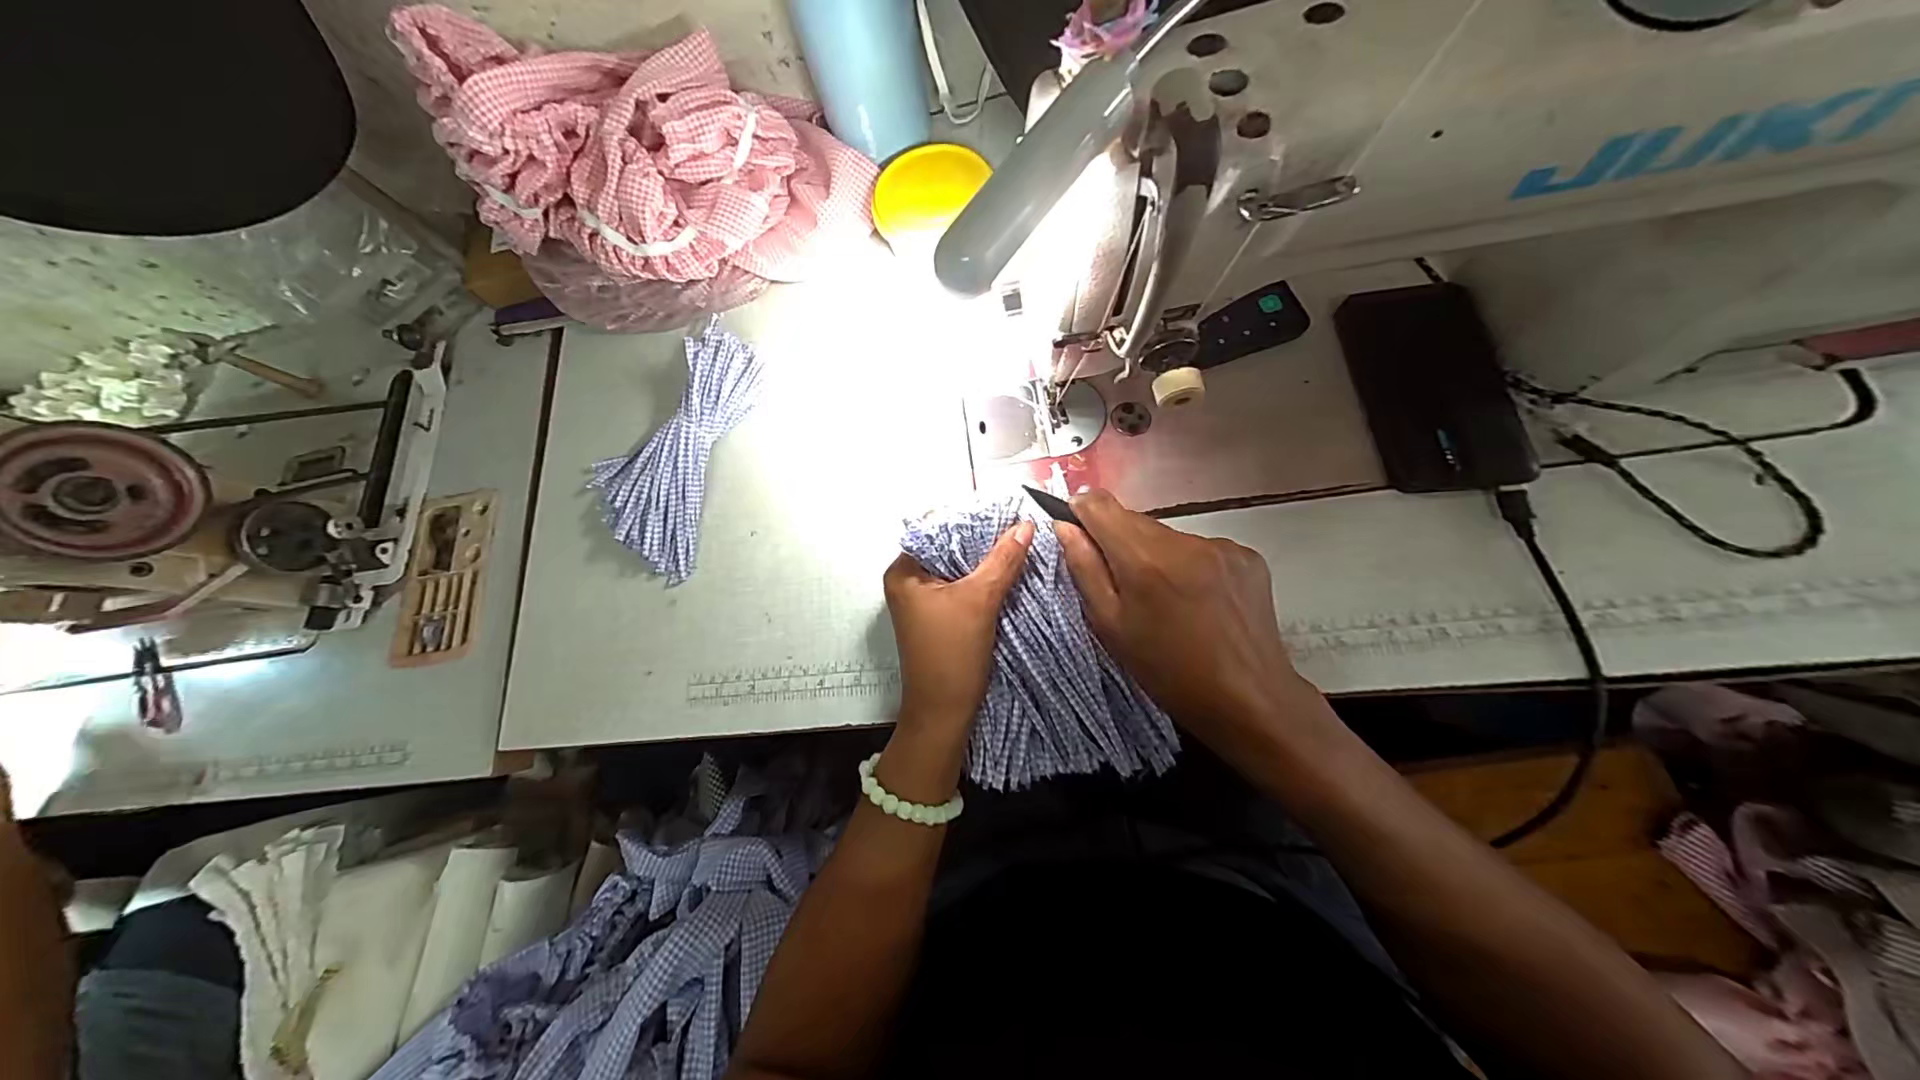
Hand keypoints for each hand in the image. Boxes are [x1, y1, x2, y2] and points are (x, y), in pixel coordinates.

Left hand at [883, 520, 1034, 726]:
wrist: (945, 713)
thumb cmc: (952, 655)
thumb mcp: (980, 600)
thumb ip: (1003, 559)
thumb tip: (1025, 525)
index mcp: (903, 571)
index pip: (937, 529)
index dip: (971, 518)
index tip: (1005, 512)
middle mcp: (908, 582)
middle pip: (949, 548)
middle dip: (983, 541)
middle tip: (1018, 529)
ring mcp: (924, 601)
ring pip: (960, 569)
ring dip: (986, 562)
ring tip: (1019, 547)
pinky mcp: (940, 617)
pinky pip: (964, 588)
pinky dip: (984, 582)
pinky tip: (1010, 574)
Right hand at [1056, 489, 1316, 755]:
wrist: (1247, 699)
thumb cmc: (1168, 672)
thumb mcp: (1111, 627)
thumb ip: (1085, 569)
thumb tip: (1066, 527)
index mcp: (1144, 561)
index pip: (1100, 504)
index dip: (1082, 510)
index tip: (1077, 526)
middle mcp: (1184, 542)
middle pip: (1135, 521)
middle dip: (1121, 543)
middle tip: (1124, 585)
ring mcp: (1221, 546)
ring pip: (1168, 536)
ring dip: (1157, 556)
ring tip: (1166, 600)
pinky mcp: (1246, 556)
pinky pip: (1201, 548)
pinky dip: (1190, 565)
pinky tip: (1197, 600)